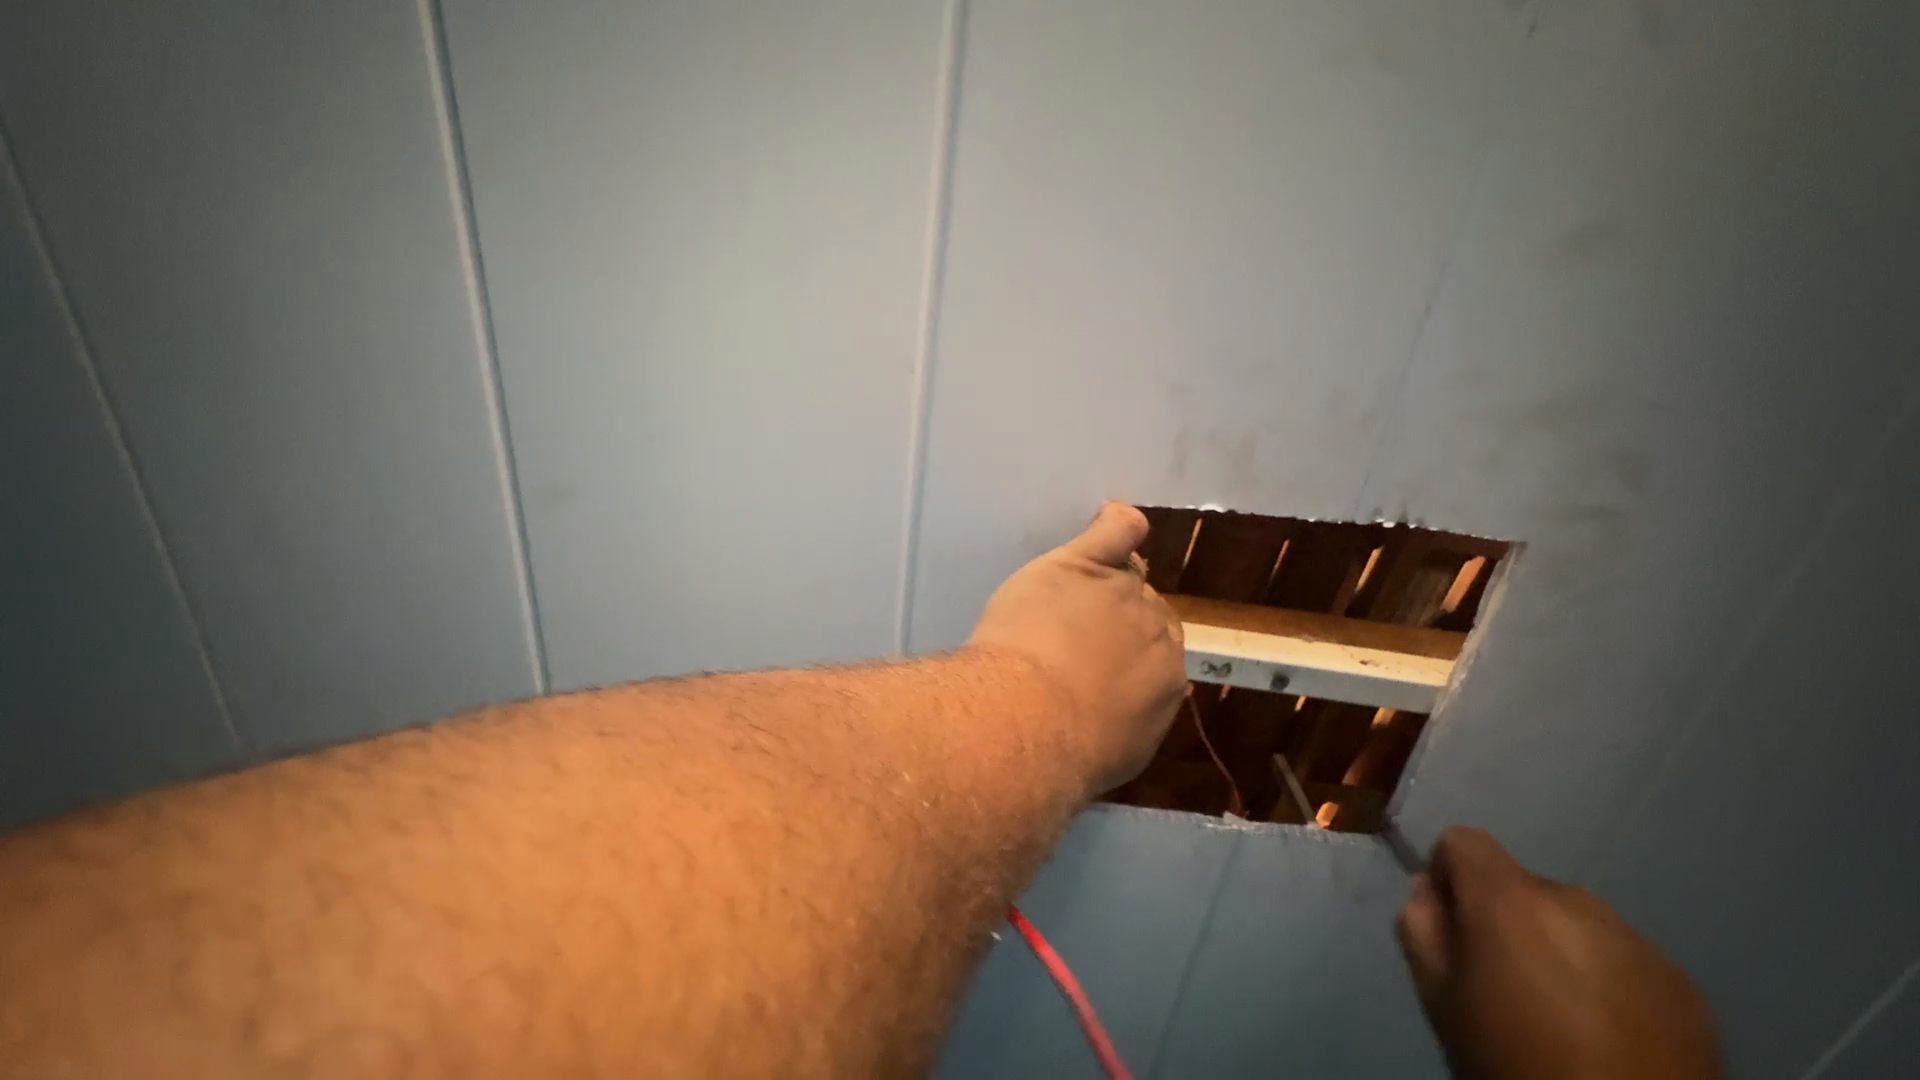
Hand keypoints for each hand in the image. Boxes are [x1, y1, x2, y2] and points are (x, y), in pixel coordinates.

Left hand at [967, 502, 1187, 795]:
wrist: (1031, 717)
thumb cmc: (1066, 751)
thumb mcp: (1113, 755)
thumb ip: (1129, 724)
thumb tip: (1124, 714)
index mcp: (1166, 681)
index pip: (1159, 652)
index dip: (1127, 652)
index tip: (1100, 661)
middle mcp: (1154, 631)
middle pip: (1144, 610)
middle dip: (1116, 620)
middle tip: (1075, 635)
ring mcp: (1119, 594)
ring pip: (1122, 576)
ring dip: (1103, 582)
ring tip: (1074, 592)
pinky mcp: (1082, 566)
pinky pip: (1111, 535)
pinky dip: (1114, 526)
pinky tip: (1113, 517)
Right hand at [1397, 827, 1721, 1079]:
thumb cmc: (1512, 1060)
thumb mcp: (1439, 999)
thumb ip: (1421, 929)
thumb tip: (1429, 892)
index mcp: (1509, 900)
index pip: (1464, 839)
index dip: (1448, 873)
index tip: (1452, 922)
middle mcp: (1576, 901)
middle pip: (1522, 885)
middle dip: (1507, 918)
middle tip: (1507, 982)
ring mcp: (1638, 939)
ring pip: (1575, 921)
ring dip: (1559, 946)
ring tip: (1562, 1010)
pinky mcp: (1683, 982)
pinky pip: (1624, 957)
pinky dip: (1607, 978)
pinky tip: (1607, 1030)